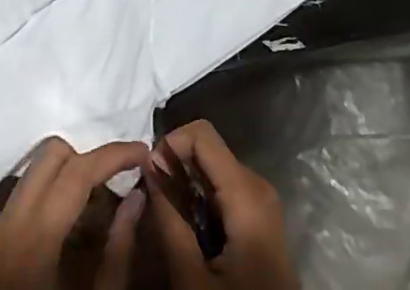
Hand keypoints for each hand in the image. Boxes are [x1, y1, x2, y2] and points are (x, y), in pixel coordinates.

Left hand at [0, 137, 148, 289]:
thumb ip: (120, 248)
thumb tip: (139, 194)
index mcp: (35, 238)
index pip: (78, 171)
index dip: (115, 154)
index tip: (145, 151)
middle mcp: (8, 223)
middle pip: (52, 155)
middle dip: (89, 156)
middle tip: (119, 176)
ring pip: (36, 168)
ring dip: (70, 170)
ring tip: (99, 196)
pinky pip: (25, 191)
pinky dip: (52, 189)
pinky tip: (73, 218)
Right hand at [146, 121, 296, 289]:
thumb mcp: (192, 279)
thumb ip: (169, 220)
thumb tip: (149, 168)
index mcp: (246, 192)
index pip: (203, 134)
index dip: (170, 145)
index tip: (148, 176)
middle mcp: (258, 184)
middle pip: (208, 150)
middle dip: (174, 168)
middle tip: (151, 203)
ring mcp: (261, 200)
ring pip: (214, 170)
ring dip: (185, 186)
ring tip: (166, 221)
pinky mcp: (259, 216)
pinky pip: (224, 189)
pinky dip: (200, 200)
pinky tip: (188, 232)